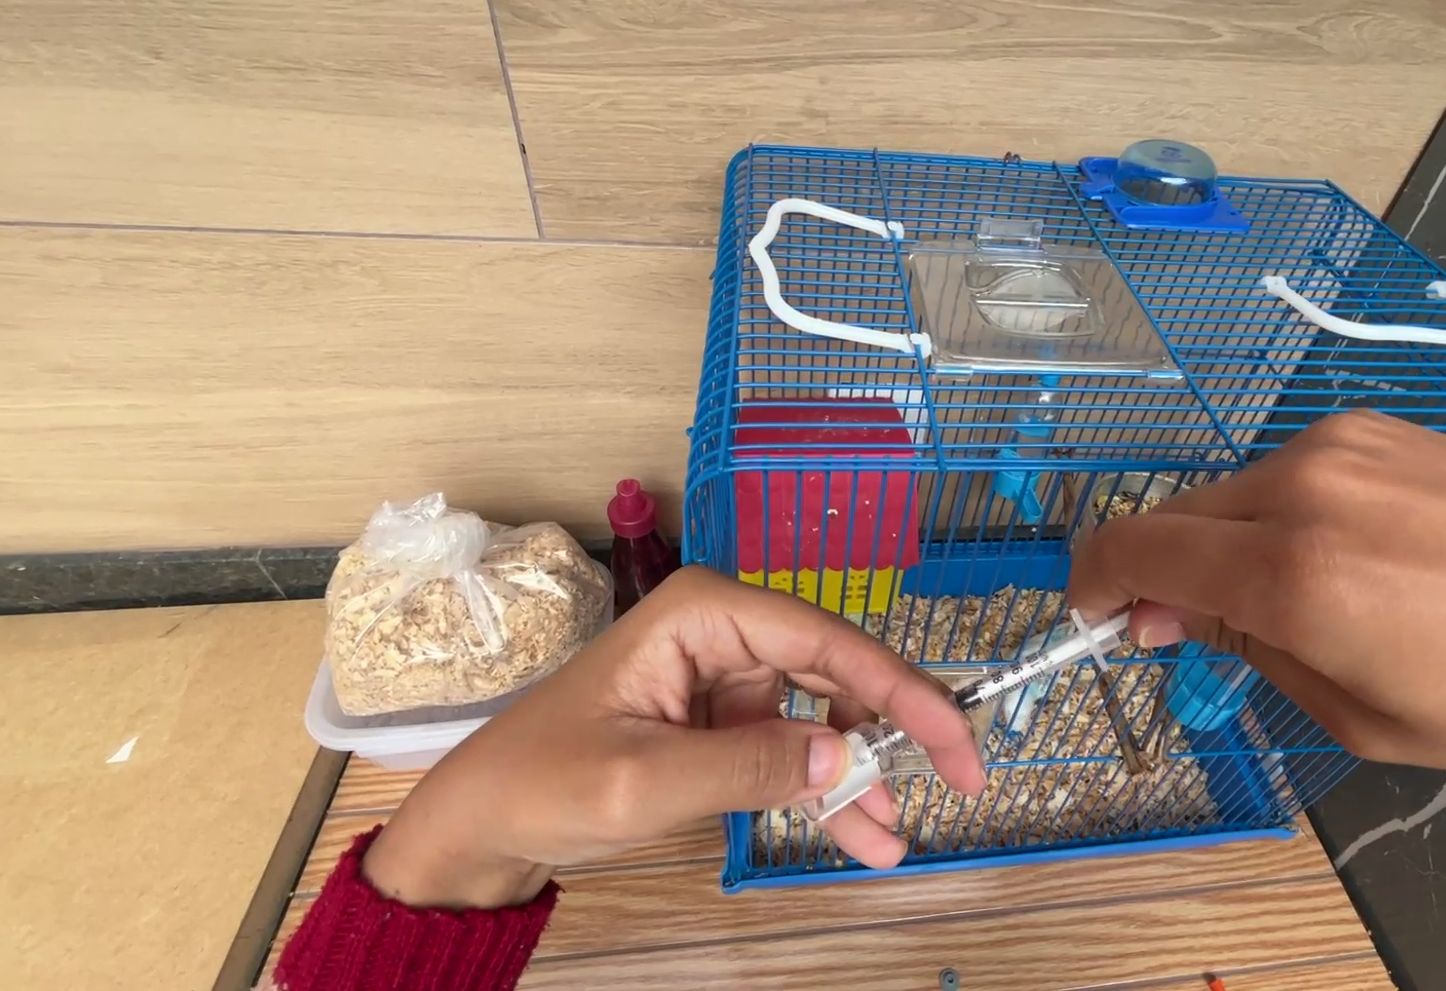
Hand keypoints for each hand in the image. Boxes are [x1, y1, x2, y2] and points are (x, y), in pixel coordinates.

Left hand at [363, 567, 986, 907]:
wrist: (485, 820)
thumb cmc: (545, 780)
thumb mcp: (645, 781)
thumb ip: (750, 766)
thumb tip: (847, 758)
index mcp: (708, 611)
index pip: (824, 641)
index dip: (899, 687)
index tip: (955, 736)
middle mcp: (729, 628)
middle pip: (836, 670)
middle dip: (895, 727)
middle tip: (960, 776)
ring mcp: (730, 673)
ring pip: (823, 714)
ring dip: (860, 773)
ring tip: (894, 833)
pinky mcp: (727, 717)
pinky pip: (792, 748)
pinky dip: (823, 790)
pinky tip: (858, 835)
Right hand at [1068, 410, 1445, 806]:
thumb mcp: (1359, 715)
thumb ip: (1238, 649)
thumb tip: (1157, 616)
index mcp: (1294, 572)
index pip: (1133, 549)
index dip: (1091, 582)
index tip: (1095, 619)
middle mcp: (1301, 486)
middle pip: (1167, 517)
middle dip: (1154, 574)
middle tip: (1184, 630)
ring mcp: (1340, 444)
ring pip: (1219, 495)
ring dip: (1213, 548)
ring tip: (1281, 601)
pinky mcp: (1375, 428)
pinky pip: (1277, 477)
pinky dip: (1265, 519)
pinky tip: (1334, 555)